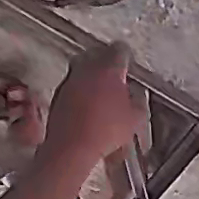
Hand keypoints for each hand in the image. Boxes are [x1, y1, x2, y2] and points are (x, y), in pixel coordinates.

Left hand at [42, 42, 142, 166]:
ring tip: (102, 90)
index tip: (129, 63)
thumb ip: (139, 102)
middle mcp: (87, 70)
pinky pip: (72, 85)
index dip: (126, 55)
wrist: (72, 148)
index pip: (119, 50)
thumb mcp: (136, 119)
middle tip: (116, 73)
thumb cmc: (106, 131)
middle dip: (106, 60)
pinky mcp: (58, 96)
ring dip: (92, 75)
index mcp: (109, 69)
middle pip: (96, 53)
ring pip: (82, 68)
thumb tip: (137, 97)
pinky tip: (88, 105)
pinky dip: (81, 90)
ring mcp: (70, 81)